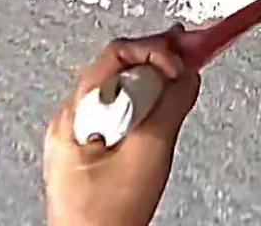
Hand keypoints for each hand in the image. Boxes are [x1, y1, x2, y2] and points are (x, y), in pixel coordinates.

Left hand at [44, 32, 201, 225]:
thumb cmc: (105, 222)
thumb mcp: (149, 154)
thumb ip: (171, 107)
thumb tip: (189, 76)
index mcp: (76, 113)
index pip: (118, 54)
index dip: (155, 51)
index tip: (181, 62)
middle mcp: (72, 118)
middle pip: (120, 66)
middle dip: (158, 59)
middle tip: (188, 55)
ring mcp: (79, 136)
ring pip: (121, 88)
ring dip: (154, 80)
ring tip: (180, 79)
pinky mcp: (90, 151)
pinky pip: (119, 110)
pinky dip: (145, 102)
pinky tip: (162, 106)